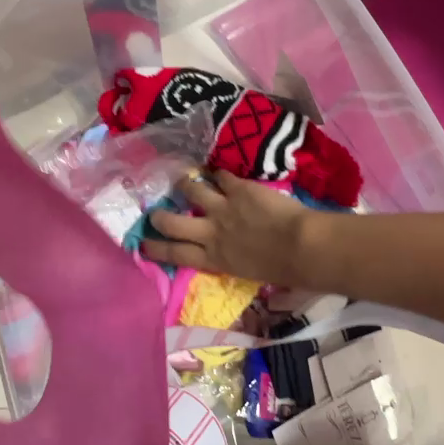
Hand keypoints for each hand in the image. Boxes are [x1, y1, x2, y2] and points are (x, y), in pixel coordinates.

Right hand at [141, 169, 316, 285]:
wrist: (301, 247)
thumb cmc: (283, 270)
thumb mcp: (249, 273)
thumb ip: (231, 260)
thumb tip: (229, 253)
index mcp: (215, 260)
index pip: (176, 255)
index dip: (156, 249)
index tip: (143, 245)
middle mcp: (211, 233)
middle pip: (172, 223)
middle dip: (159, 216)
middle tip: (154, 212)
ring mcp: (223, 208)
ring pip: (191, 190)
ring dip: (185, 184)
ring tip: (182, 180)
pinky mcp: (238, 188)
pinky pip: (221, 175)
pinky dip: (218, 173)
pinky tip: (218, 171)